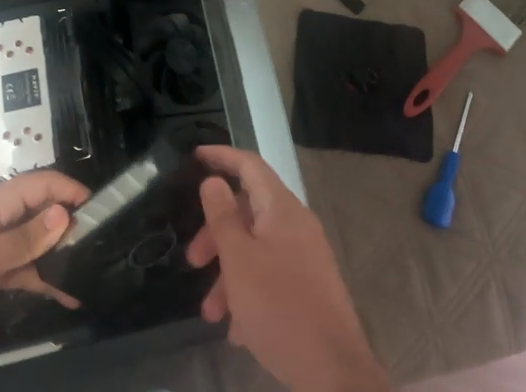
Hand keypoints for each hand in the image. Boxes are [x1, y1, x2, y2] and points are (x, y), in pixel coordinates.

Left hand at [0, 169, 90, 362]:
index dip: (69, 190)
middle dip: (68, 223)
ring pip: (31, 243)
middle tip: (101, 243)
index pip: (39, 183)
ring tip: (90, 269)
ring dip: (57, 255)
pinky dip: (40, 281)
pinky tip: (64, 296)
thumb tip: (65, 214)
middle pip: (38, 212)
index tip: (100, 208)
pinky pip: (19, 271)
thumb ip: (25, 239)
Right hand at [186, 147, 388, 391]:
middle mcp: (297, 225)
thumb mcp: (239, 260)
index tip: (195, 156)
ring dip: (228, 275)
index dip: (222, 157)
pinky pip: (269, 275)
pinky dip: (247, 292)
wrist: (332, 368)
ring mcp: (305, 256)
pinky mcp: (308, 286)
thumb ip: (223, 218)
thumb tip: (215, 181)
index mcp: (282, 209)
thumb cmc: (278, 306)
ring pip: (256, 249)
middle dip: (216, 234)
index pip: (250, 166)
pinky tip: (236, 329)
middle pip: (248, 211)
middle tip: (193, 261)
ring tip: (211, 314)